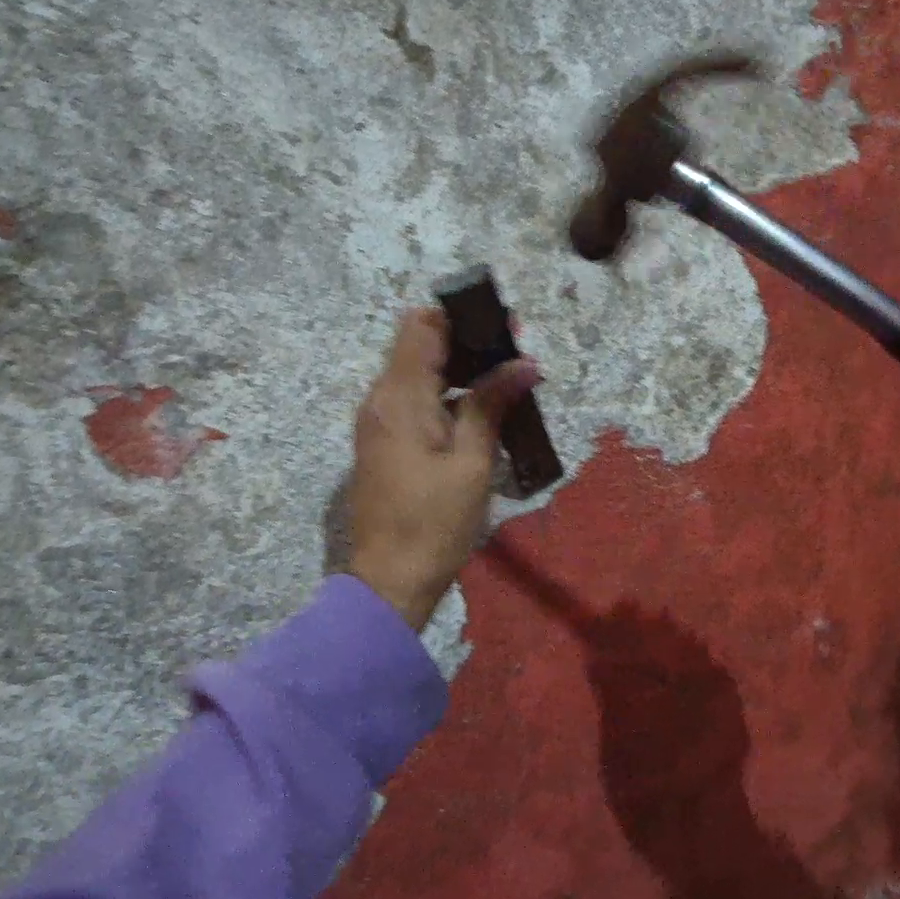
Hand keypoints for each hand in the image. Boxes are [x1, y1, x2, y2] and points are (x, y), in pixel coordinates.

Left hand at [346, 308, 538, 629]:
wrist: (389, 580)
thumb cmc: (435, 522)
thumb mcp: (472, 463)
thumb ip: (491, 405)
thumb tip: (523, 365)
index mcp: (399, 398)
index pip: (421, 327)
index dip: (461, 317)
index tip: (503, 327)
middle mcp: (379, 399)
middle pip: (418, 345)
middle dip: (465, 341)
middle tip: (514, 358)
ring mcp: (376, 421)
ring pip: (415, 371)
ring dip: (457, 368)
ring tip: (504, 382)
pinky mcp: (381, 442)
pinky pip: (411, 398)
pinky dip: (443, 392)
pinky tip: (477, 411)